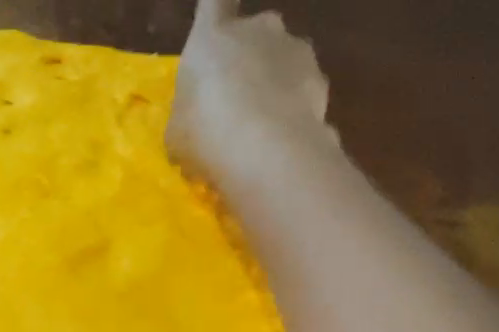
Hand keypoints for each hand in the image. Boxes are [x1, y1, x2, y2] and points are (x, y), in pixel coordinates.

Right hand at [167, 0, 337, 187]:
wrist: (268, 150)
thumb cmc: (206, 133)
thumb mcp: (177, 131)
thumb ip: (189, 113)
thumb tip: (196, 120)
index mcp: (213, 35)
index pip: (214, 2)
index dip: (215, 9)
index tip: (214, 19)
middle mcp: (259, 29)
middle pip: (253, 32)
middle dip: (246, 57)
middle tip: (234, 97)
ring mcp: (295, 49)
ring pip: (281, 59)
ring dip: (272, 82)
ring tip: (260, 125)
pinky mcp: (321, 78)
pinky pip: (301, 88)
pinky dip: (293, 106)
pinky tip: (281, 137)